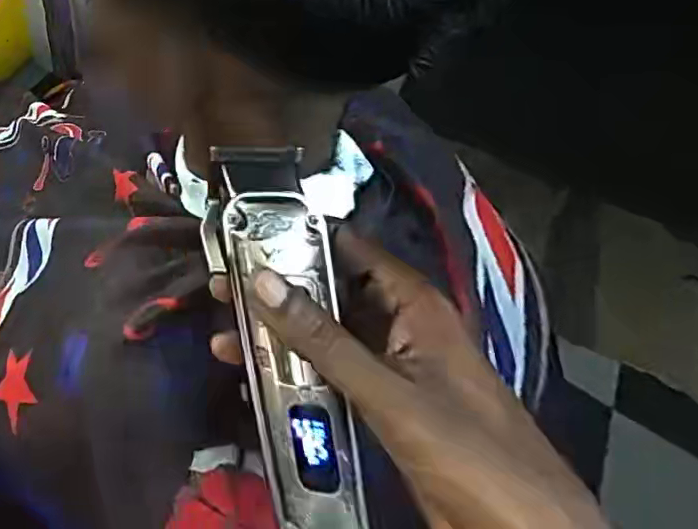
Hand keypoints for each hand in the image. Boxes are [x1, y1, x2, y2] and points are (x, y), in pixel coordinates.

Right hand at [211, 229, 605, 528]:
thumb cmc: (476, 460)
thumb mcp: (392, 395)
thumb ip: (323, 339)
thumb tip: (261, 280)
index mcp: (414, 307)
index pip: (346, 248)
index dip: (295, 237)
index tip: (241, 237)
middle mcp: (399, 327)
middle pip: (326, 291)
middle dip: (273, 291)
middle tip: (221, 289)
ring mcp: (390, 367)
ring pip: (321, 334)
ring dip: (275, 336)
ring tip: (226, 338)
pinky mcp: (382, 404)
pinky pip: (328, 372)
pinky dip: (292, 371)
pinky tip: (254, 376)